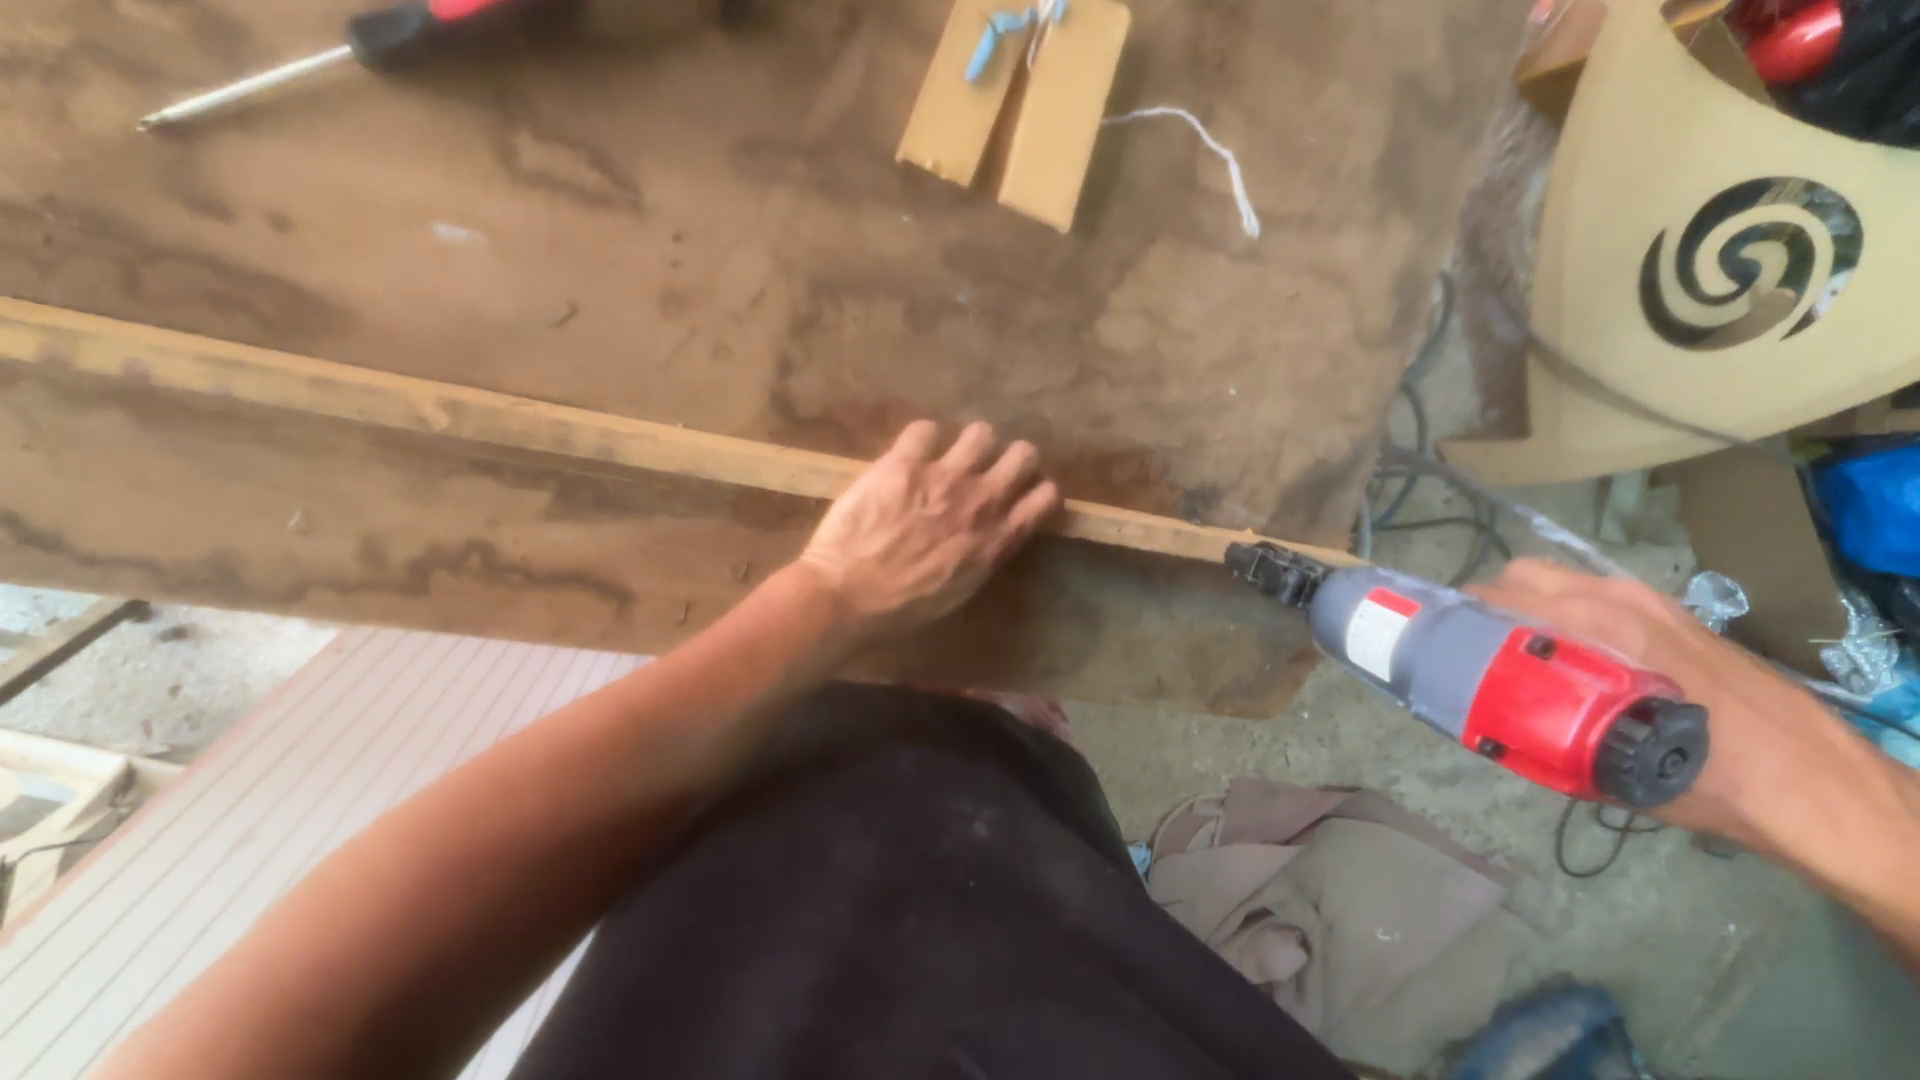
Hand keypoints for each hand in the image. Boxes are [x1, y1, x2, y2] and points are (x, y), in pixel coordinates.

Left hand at [796, 421, 1061, 644]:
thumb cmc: (902, 609)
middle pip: (1023, 454)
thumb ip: (982, 554)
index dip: (1036, 490)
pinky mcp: (904, 462)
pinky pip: (925, 429)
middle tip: (988, 469)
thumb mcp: (959, 590)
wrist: (848, 596)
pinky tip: (908, 456)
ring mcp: (944, 476)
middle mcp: (980, 501)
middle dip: (1010, 458)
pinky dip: (920, 440)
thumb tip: (988, 536)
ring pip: (981, 433)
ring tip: (948, 457)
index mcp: (997, 539)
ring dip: (968, 444)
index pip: (1046, 496)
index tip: (1022, 494)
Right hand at [1469, 560, 1888, 850]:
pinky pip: (1600, 598)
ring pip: (1565, 583)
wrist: (1819, 789)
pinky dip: (1568, 614)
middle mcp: (1624, 599)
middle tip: (1475, 647)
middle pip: (1527, 575)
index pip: (1506, 593)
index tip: (1441, 641)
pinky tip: (1573, 659)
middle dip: (1492, 603)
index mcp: (1603, 624)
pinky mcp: (1679, 618)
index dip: (1463, 613)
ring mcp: (1656, 604)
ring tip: (1518, 653)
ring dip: (1530, 608)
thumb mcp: (1602, 765)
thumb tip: (1481, 718)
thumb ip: (1537, 729)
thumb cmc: (1708, 777)